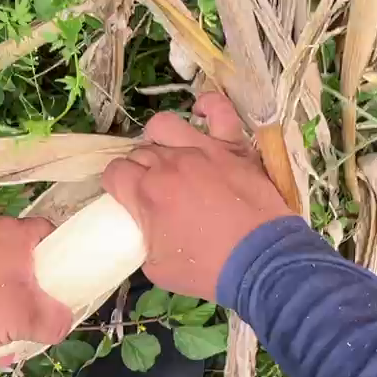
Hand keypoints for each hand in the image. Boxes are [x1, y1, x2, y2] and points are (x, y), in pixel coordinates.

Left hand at [0, 217, 73, 352]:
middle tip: (33, 313)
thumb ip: (55, 320)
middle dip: (30, 288)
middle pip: (22, 256)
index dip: (61, 253)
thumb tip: (63, 323)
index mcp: (15, 232)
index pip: (48, 231)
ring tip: (3, 336)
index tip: (62, 280)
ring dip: (4, 302)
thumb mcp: (29, 317)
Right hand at [102, 94, 292, 301]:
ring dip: (158, 139)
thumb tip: (143, 225)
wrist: (262, 262)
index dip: (115, 185)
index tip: (125, 197)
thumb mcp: (156, 268)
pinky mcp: (233, 147)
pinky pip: (220, 111)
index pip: (114, 172)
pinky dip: (208, 107)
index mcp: (147, 193)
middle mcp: (170, 163)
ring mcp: (203, 149)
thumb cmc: (208, 270)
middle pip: (138, 151)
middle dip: (138, 169)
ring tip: (167, 154)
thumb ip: (142, 238)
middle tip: (152, 190)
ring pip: (166, 125)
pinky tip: (201, 113)